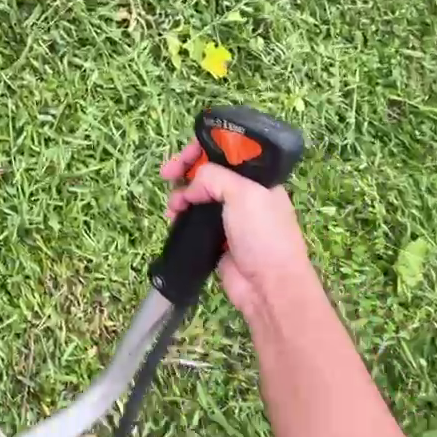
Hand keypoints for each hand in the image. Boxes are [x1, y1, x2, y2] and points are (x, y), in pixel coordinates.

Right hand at [160, 141, 317, 323]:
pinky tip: (173, 216)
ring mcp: (229, 215)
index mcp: (258, 180)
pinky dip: (180, 212)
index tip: (184, 155)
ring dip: (180, 192)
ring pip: (196, 192)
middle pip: (207, 170)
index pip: (226, 152)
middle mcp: (244, 194)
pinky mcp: (216, 234)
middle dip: (185, 168)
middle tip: (167, 173)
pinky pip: (192, 214)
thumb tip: (190, 188)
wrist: (269, 287)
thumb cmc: (263, 235)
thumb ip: (212, 176)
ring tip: (173, 205)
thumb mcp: (243, 193)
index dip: (202, 148)